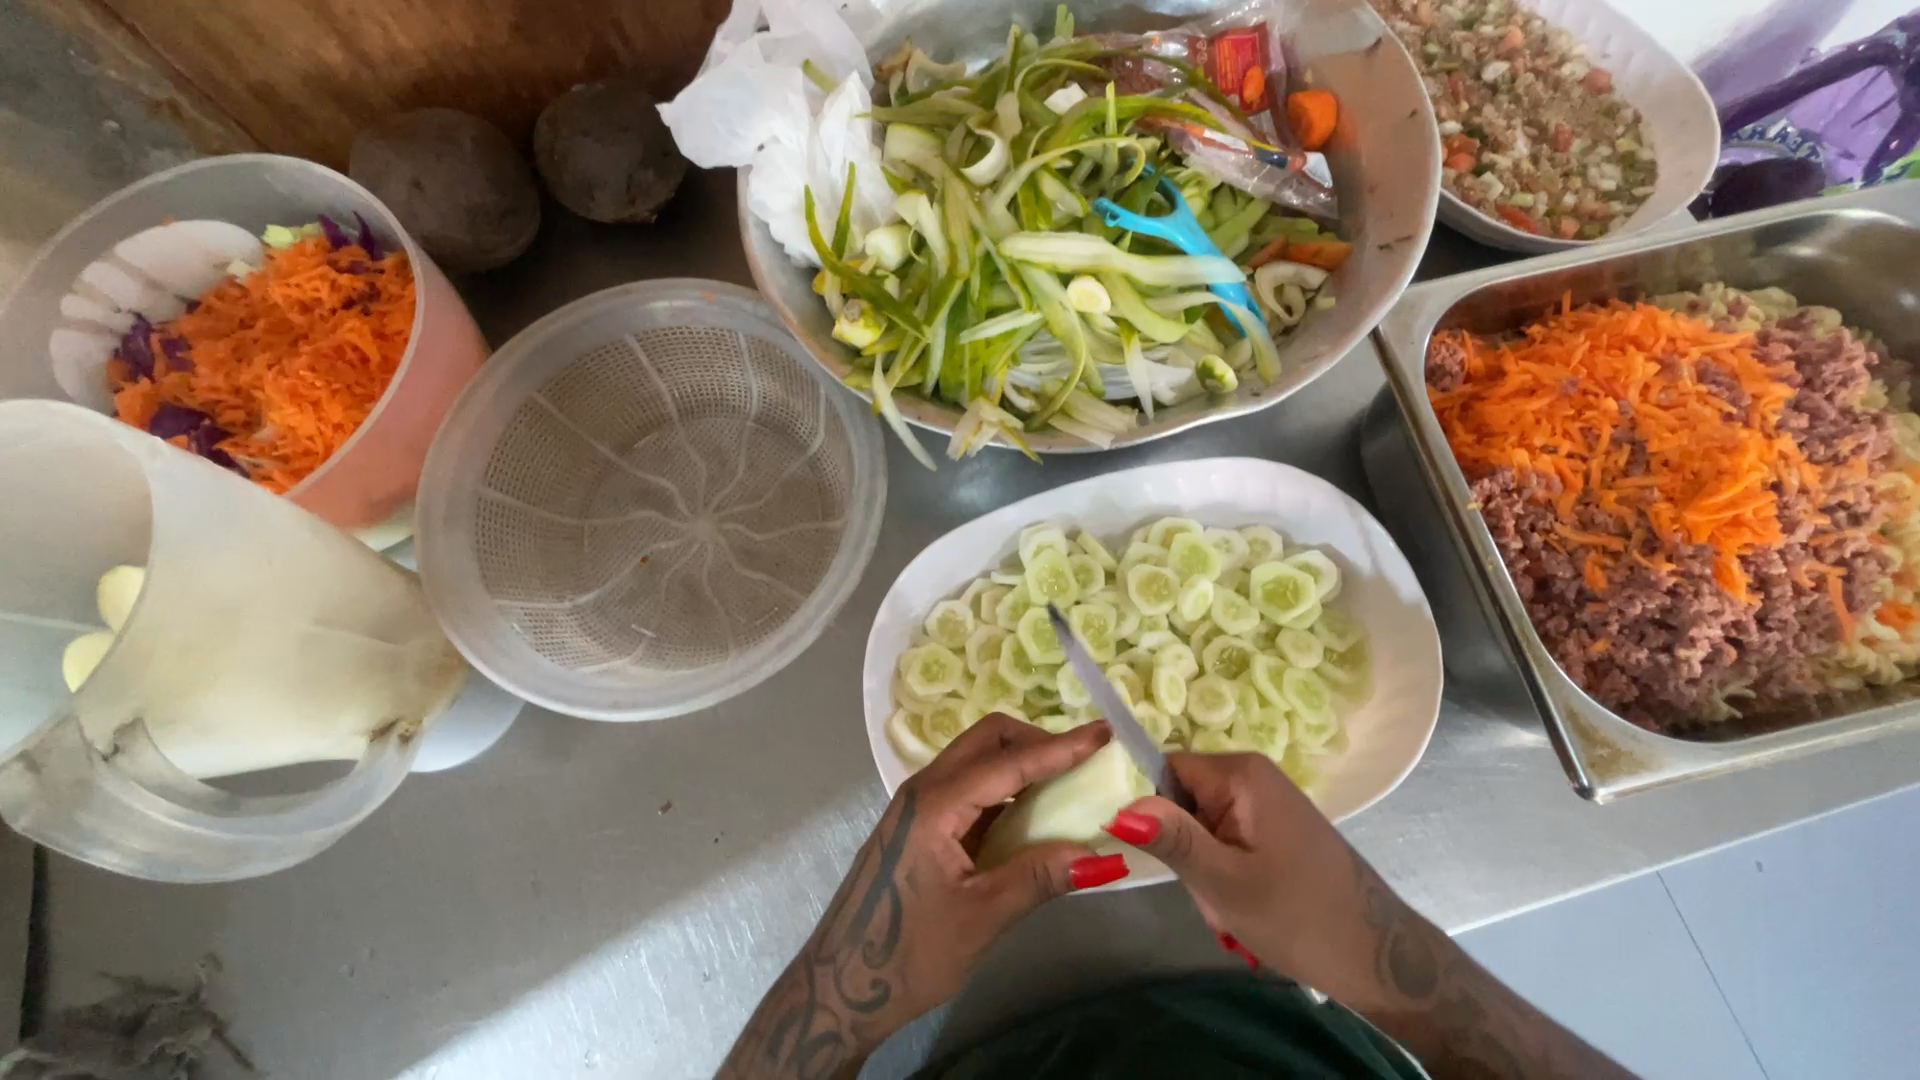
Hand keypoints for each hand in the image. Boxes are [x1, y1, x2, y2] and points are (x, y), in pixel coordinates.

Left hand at [719, 714, 1124, 1079]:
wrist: (839, 984)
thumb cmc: (907, 953)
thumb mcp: (981, 918)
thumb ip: (1039, 877)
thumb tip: (1102, 855)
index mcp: (935, 804)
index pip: (1008, 762)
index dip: (1060, 747)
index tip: (1103, 733)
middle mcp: (925, 789)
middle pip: (987, 739)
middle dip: (1037, 741)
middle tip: (1084, 760)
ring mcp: (919, 804)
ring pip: (977, 758)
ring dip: (1021, 760)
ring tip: (1068, 780)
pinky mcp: (922, 822)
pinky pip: (970, 785)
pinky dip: (1006, 785)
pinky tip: (1033, 809)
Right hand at [1110, 751, 1384, 1003]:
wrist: (1382, 962)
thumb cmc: (1301, 917)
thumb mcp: (1225, 882)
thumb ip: (1171, 840)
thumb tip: (1115, 808)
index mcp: (1241, 772)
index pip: (1164, 768)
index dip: (1152, 809)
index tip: (1163, 856)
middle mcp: (1252, 776)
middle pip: (1182, 799)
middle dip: (1183, 850)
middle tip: (1208, 894)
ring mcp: (1265, 803)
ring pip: (1201, 826)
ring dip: (1204, 870)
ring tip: (1228, 909)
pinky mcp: (1273, 829)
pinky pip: (1226, 840)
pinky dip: (1224, 875)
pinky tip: (1241, 907)